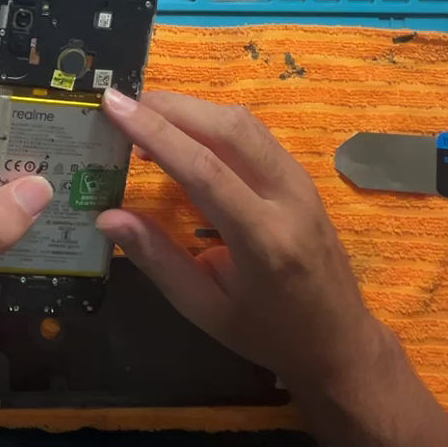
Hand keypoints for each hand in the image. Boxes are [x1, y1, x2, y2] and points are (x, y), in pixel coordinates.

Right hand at [96, 89, 391, 395]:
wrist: (341, 342)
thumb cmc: (267, 332)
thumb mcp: (203, 308)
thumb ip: (156, 258)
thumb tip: (106, 216)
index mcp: (264, 240)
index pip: (204, 168)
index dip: (155, 131)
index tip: (113, 105)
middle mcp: (288, 199)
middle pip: (227, 128)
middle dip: (168, 107)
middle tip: (119, 106)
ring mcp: (300, 181)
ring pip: (241, 121)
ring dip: (188, 109)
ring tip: (141, 117)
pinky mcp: (299, 173)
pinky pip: (251, 131)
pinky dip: (207, 120)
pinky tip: (178, 132)